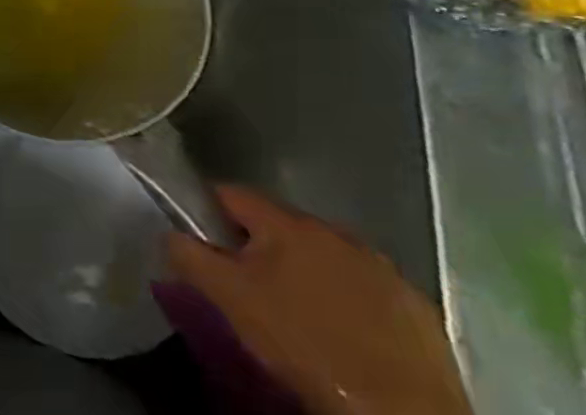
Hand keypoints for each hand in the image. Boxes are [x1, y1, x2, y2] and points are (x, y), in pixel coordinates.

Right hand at [167, 187, 470, 414]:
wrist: (399, 409)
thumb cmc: (301, 341)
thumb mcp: (227, 298)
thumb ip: (189, 255)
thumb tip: (170, 233)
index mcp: (286, 222)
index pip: (232, 193)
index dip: (208, 210)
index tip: (200, 238)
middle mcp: (335, 230)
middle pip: (278, 225)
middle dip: (257, 245)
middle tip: (244, 283)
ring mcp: (380, 266)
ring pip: (323, 255)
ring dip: (304, 270)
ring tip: (293, 309)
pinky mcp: (414, 305)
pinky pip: (363, 287)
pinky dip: (346, 298)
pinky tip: (341, 330)